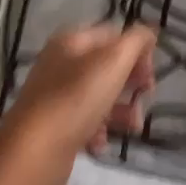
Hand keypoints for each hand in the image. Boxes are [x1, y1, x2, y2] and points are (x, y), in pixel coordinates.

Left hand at [3, 23, 156, 179]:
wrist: (35, 151)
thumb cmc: (77, 98)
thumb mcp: (113, 61)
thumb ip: (136, 41)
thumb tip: (149, 33)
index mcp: (72, 41)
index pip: (113, 35)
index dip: (137, 50)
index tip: (150, 74)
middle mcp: (61, 64)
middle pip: (107, 66)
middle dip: (131, 81)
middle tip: (146, 96)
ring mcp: (56, 96)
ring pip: (99, 96)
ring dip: (121, 110)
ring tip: (133, 126)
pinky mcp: (55, 126)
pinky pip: (85, 122)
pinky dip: (99, 130)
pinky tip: (101, 142)